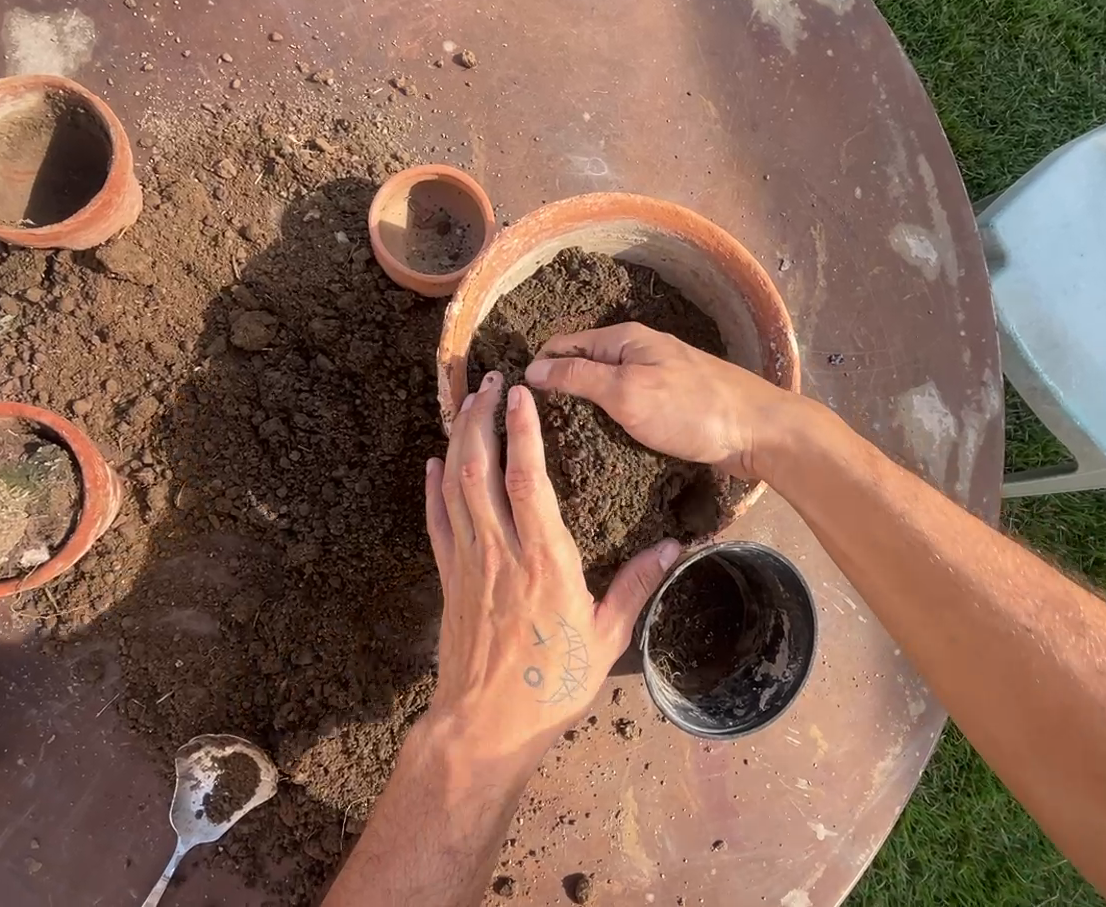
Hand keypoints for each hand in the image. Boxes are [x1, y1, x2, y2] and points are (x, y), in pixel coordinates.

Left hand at [424, 370, 678, 760]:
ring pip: (456, 486)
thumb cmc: (552, 683)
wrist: (486, 726)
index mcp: (544, 561)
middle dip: (482, 418)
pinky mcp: (448, 577)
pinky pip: (436, 521)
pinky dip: (433, 487)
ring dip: (459, 439)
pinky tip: (433, 462)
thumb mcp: (607, 636)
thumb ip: (636, 585)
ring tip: (467, 402)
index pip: (528, 480)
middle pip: (481, 469)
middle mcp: (501, 551)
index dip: (522, 432)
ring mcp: (468, 562)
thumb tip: (673, 547)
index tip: (521, 394)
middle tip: (489, 380)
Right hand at [521, 322, 797, 479]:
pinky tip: (597, 444)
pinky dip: (608, 422)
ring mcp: (653, 378)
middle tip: (532, 427)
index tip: (514, 401)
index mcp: (623, 339)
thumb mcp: (627, 392)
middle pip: (582, 366)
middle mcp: (636, 352)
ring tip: (558, 441)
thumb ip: (578, 378)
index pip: (563, 345)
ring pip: (603, 390)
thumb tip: (533, 369)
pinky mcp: (666, 405)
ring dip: (583, 409)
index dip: (537, 368)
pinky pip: (624, 407)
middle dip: (557, 390)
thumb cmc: (691, 409)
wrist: (758, 431)